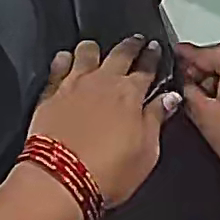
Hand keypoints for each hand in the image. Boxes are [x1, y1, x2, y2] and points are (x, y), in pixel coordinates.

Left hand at [28, 38, 179, 205]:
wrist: (60, 178)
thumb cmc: (105, 172)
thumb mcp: (146, 152)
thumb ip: (156, 119)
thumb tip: (168, 100)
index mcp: (130, 94)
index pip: (147, 68)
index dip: (153, 57)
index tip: (155, 49)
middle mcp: (103, 82)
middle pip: (121, 53)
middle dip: (132, 44)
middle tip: (137, 41)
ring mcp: (74, 84)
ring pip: (87, 52)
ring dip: (96, 48)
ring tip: (99, 47)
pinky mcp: (51, 93)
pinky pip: (58, 65)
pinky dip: (64, 59)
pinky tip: (65, 58)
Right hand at [176, 43, 219, 215]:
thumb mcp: (204, 115)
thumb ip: (187, 93)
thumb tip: (184, 86)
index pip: (202, 51)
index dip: (183, 56)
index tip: (173, 57)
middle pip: (218, 59)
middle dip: (199, 72)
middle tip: (182, 86)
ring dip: (213, 84)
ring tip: (200, 106)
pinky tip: (217, 114)